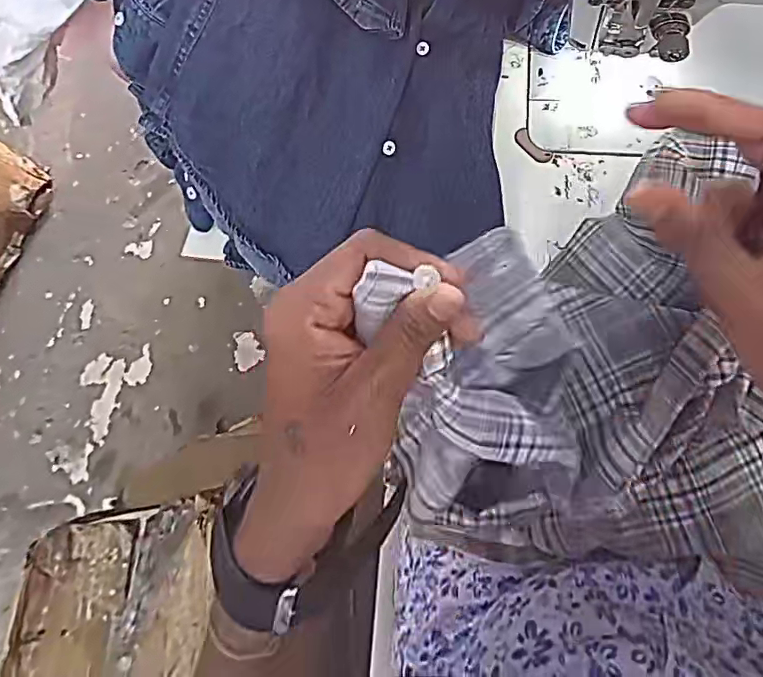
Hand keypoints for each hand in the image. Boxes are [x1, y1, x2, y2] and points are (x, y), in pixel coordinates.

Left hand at [233, 229, 479, 582]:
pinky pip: (376, 316)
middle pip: (375, 270)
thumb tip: (451, 290)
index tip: (455, 288)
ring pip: (381, 292)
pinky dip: (408, 327)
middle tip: (465, 318)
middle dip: (424, 290)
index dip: (414, 262)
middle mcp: (306, 304)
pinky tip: (435, 345)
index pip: (363, 253)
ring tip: (460, 334)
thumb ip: (411, 333)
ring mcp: (318, 322)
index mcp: (302, 308)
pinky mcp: (332, 341)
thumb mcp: (375, 391)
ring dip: (422, 310)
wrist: (296, 509)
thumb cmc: (326, 457)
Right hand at [624, 90, 762, 430]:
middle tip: (655, 179)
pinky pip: (762, 222)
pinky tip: (732, 276)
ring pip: (757, 195)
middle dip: (709, 175)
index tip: (652, 110)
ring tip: (722, 275)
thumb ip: (693, 236)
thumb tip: (641, 192)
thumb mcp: (742, 296)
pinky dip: (734, 238)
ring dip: (722, 221)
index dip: (708, 112)